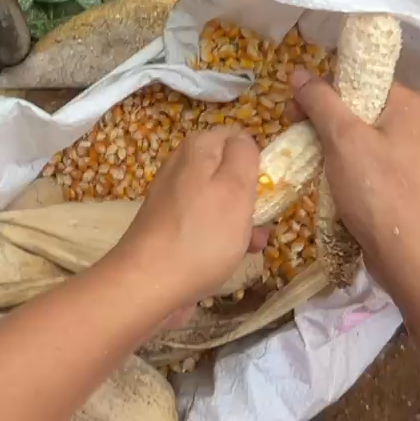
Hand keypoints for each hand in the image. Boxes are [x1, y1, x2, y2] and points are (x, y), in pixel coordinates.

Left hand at [104, 127, 261, 313]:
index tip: (269, 189)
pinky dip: (222, 235)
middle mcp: (182, 166)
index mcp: (197, 148)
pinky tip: (234, 257)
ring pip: (220, 199)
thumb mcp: (234, 188)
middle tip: (264, 221)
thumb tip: (243, 139)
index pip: (237, 137)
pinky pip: (206, 221)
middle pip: (229, 170)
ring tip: (254, 245)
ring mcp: (174, 196)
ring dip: (242, 219)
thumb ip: (243, 155)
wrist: (149, 282)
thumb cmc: (201, 234)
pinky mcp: (172, 224)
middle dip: (251, 195)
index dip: (258, 160)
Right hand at [288, 71, 419, 300]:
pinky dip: (348, 168)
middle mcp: (419, 125)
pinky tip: (333, 185)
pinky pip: (371, 162)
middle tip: (298, 137)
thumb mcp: (344, 140)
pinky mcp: (411, 185)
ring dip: (332, 147)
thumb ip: (320, 100)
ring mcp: (417, 157)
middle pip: (359, 106)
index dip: (323, 89)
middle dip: (323, 120)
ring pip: (362, 137)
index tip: (296, 111)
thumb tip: (298, 72)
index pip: (359, 78)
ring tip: (313, 165)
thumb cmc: (382, 195)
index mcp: (411, 105)